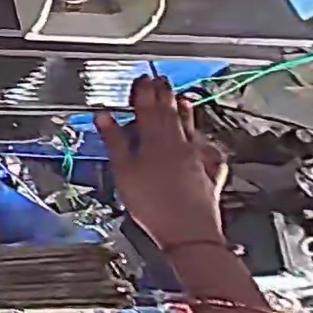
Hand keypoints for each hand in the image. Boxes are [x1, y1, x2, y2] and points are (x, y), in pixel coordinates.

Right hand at [95, 75, 228, 250]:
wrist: (189, 233)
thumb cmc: (152, 203)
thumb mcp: (123, 170)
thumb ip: (114, 141)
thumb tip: (104, 118)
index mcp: (154, 140)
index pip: (148, 109)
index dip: (143, 92)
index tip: (141, 80)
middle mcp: (178, 145)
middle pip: (170, 114)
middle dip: (164, 95)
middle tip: (161, 80)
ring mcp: (195, 159)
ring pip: (189, 128)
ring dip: (185, 112)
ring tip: (183, 99)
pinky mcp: (208, 174)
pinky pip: (206, 150)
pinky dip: (203, 140)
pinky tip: (204, 141)